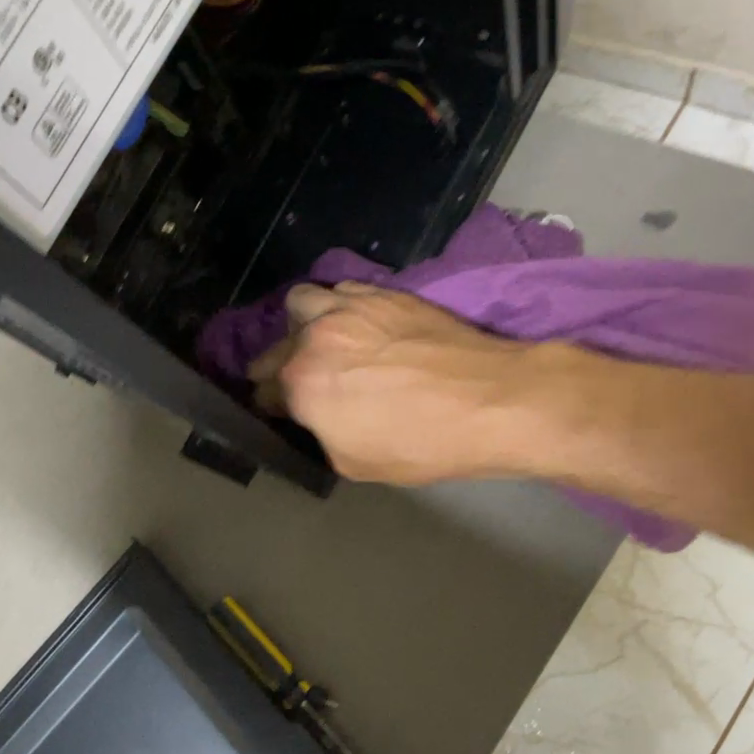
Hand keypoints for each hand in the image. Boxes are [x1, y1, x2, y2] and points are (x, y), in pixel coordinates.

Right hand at [247, 283, 593, 484]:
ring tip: (322, 340)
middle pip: (274, 348)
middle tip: (301, 383)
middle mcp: (313, 338)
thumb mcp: (354, 463)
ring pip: (299, 303)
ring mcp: (347, 308)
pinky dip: (338, 306)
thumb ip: (320, 434)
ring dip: (301, 324)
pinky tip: (356, 324)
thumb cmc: (422, 443)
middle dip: (277, 367)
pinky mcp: (381, 292)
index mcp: (299, 385)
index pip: (262, 393)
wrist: (491, 399)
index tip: (283, 412)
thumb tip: (316, 416)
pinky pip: (340, 289)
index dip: (271, 407)